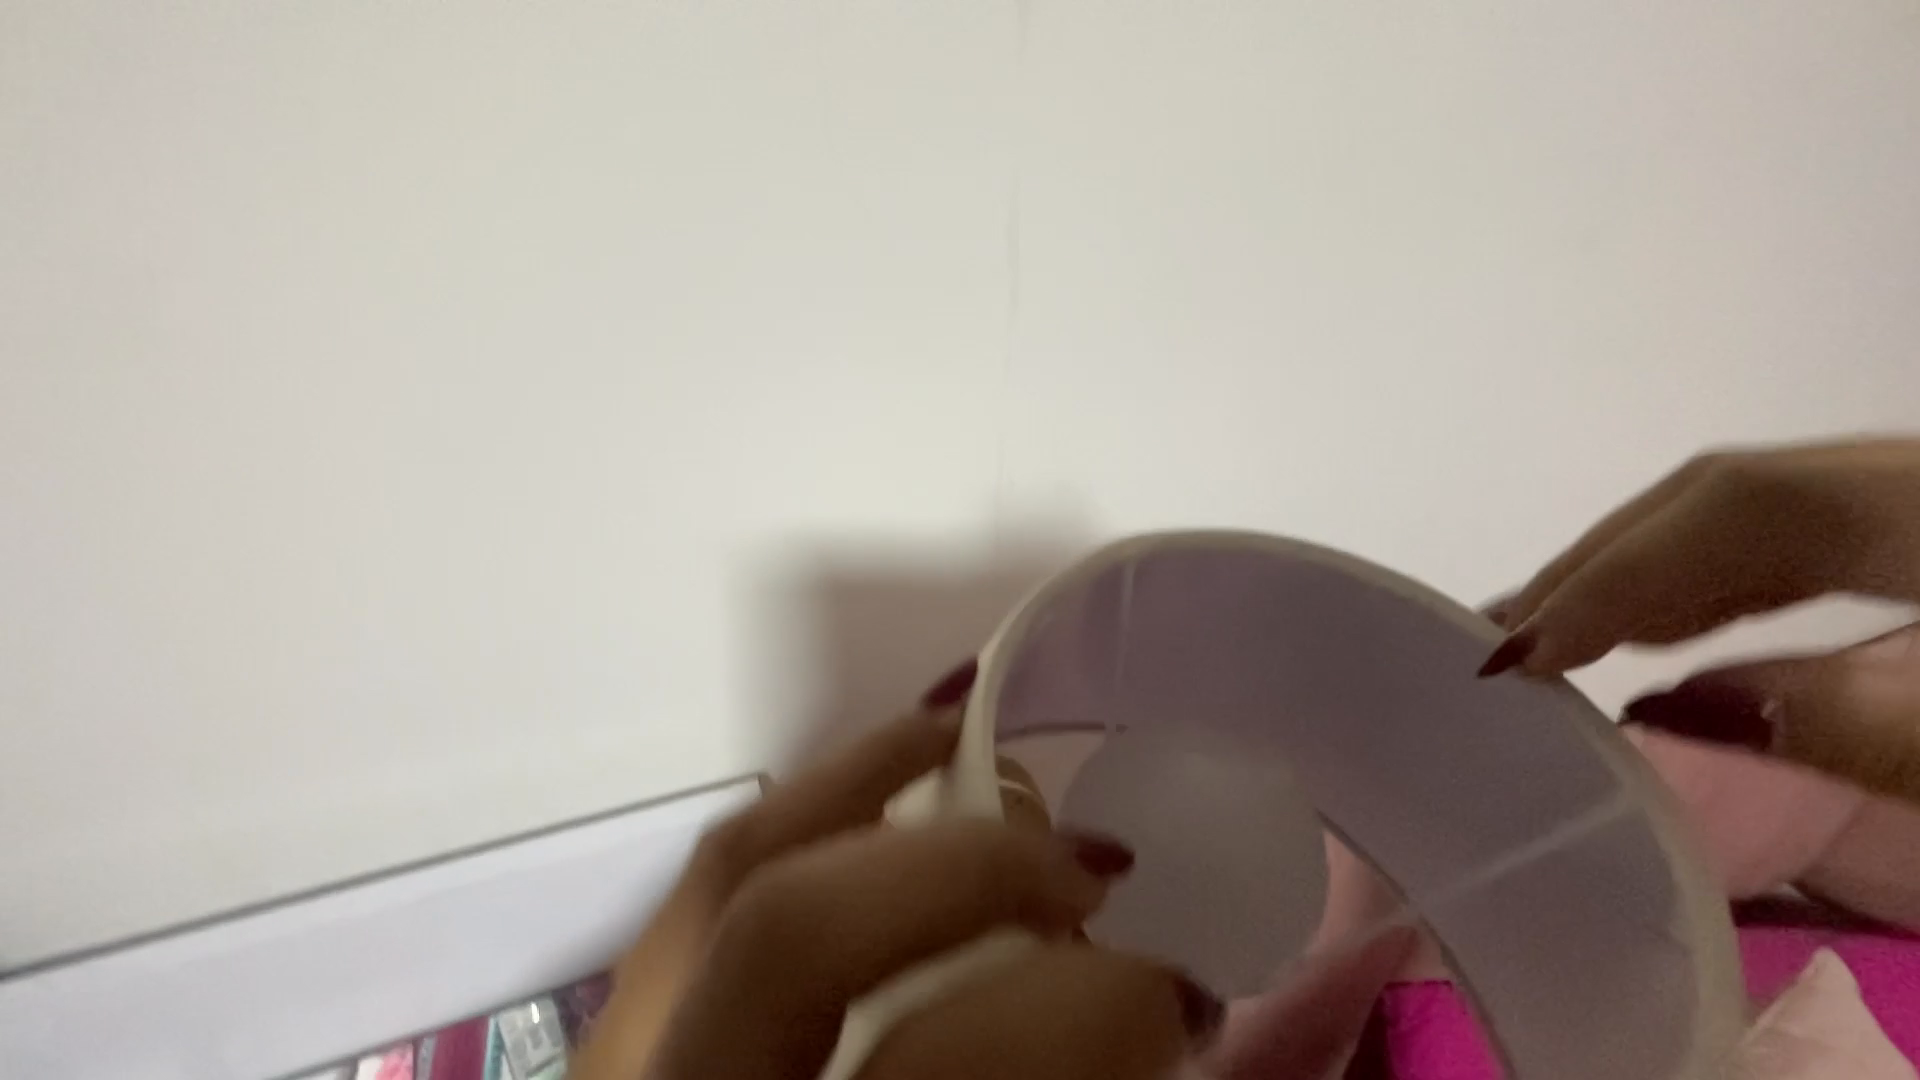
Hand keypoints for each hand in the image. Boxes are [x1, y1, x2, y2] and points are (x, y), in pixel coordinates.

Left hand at [569, 705, 1219, 1079]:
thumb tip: (1158, 1011)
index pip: (936, 1066)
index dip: (1086, 1010)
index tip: (1182, 992)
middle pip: (802, 931)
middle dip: (972, 869)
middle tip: (1088, 868)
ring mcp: (621, 1050)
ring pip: (740, 861)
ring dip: (879, 777)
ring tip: (983, 745)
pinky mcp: (621, 1013)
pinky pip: (719, 867)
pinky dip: (819, 801)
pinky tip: (893, 777)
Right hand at [1484, 437, 1919, 802]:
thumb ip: (1851, 724)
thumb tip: (1658, 706)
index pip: (1734, 507)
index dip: (1613, 572)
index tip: (1524, 652)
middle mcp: (1896, 479)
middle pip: (1713, 495)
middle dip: (1595, 567)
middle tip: (1503, 639)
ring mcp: (1899, 497)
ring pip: (1732, 511)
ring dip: (1631, 573)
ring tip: (1550, 634)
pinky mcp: (1905, 528)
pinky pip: (1771, 535)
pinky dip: (1692, 577)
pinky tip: (1652, 624)